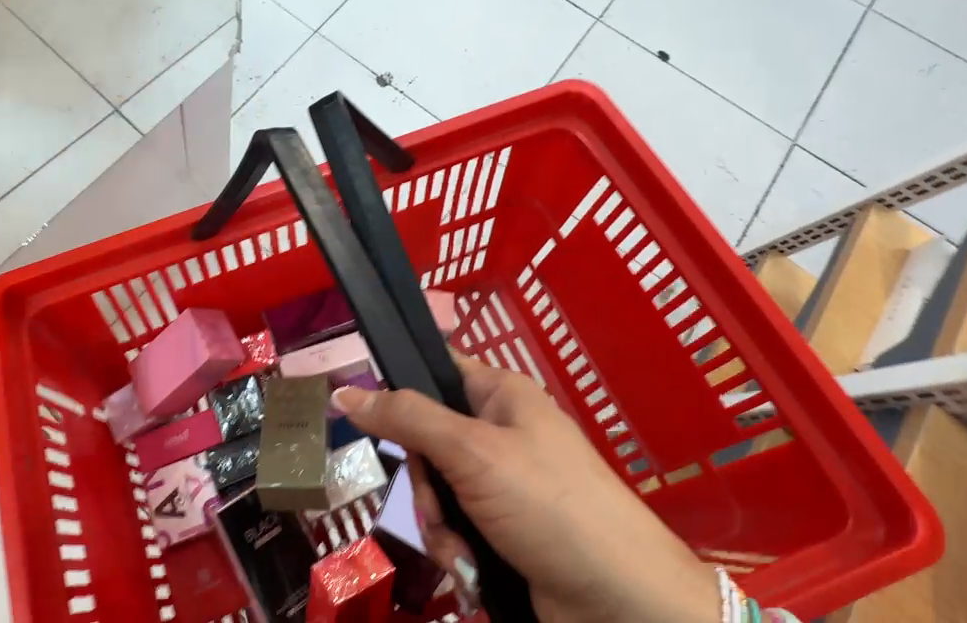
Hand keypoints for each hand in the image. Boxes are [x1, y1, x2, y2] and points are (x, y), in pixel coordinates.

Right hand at [333, 358, 717, 622]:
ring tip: (459, 550)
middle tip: (436, 504)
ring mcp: (505, 484)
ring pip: (437, 489)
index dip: (400, 384)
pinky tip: (469, 569)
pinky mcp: (507, 530)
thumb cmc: (549, 505)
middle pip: (427, 439)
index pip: (435, 367)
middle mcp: (501, 432)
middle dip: (424, 482)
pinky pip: (457, 526)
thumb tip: (345, 390)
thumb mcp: (471, 453)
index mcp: (500, 394)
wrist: (620, 602)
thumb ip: (406, 418)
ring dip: (437, 523)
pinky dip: (456, 548)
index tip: (368, 412)